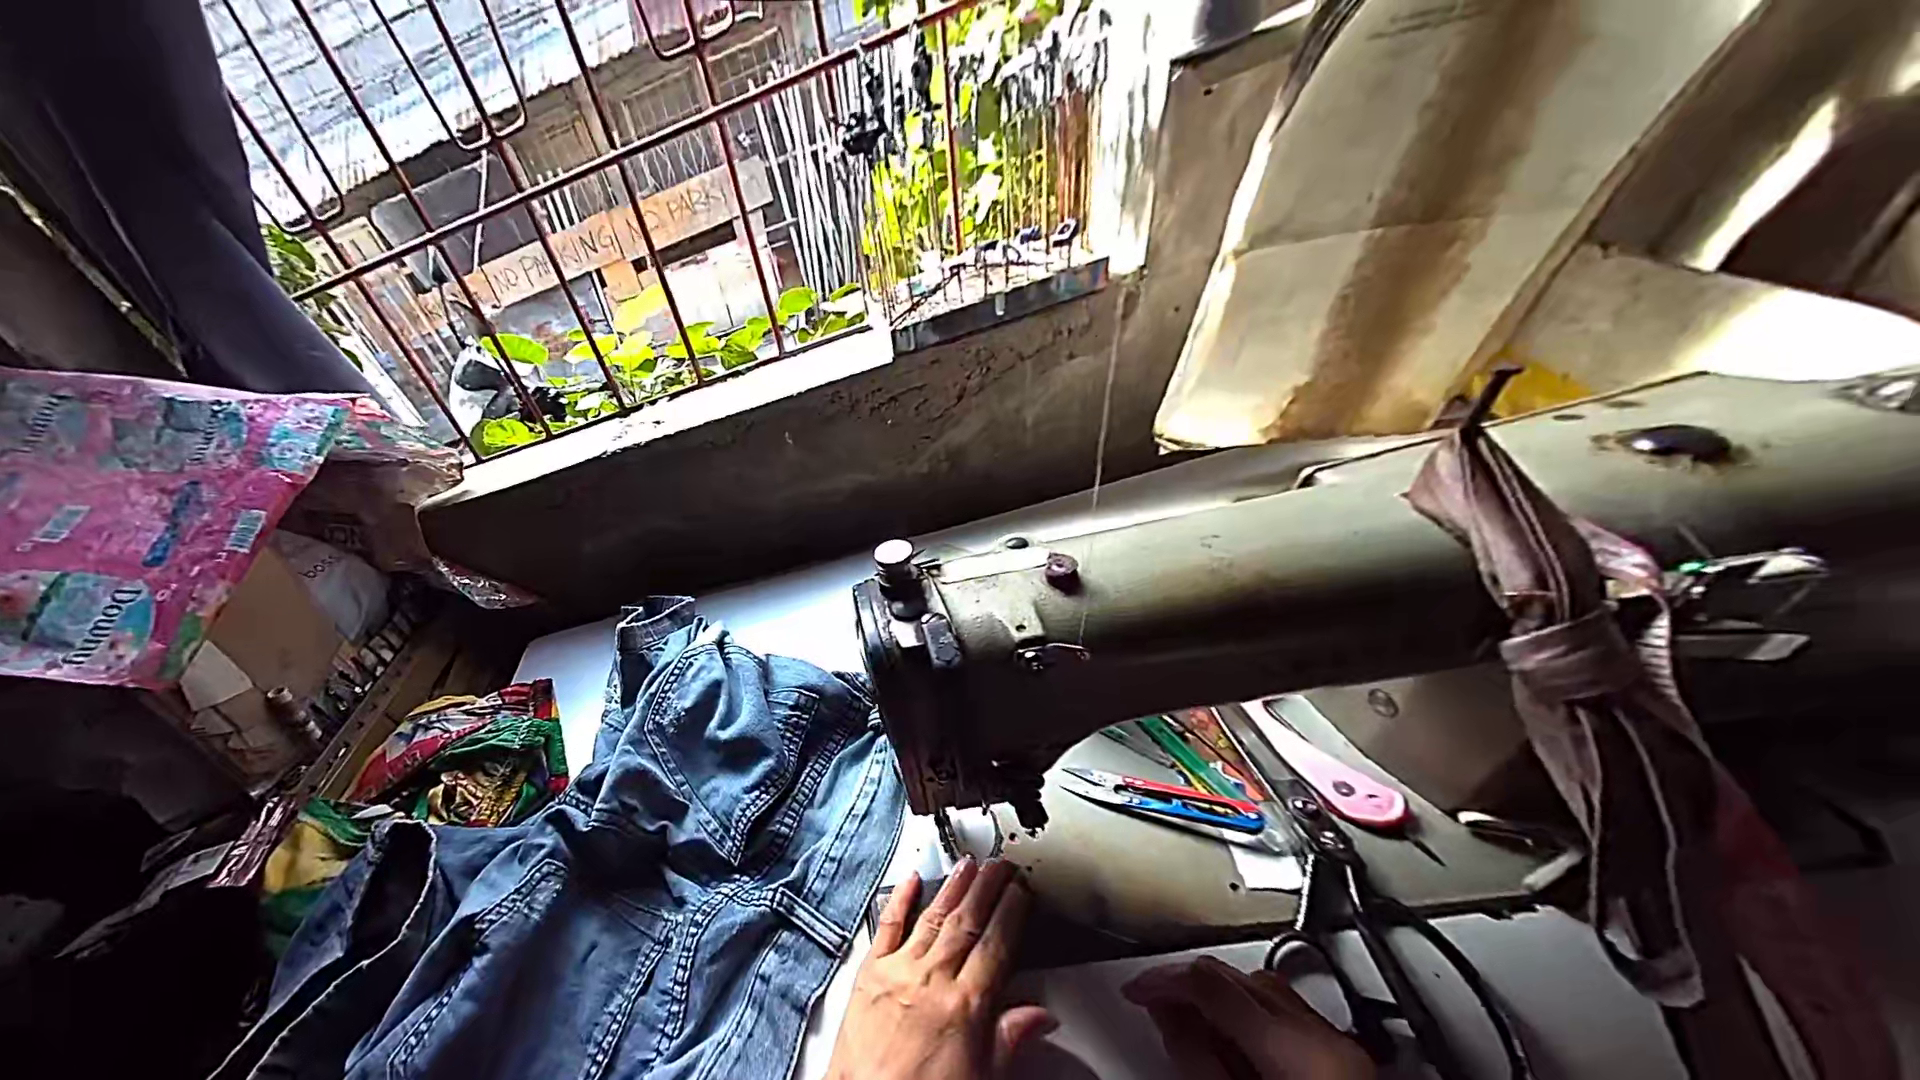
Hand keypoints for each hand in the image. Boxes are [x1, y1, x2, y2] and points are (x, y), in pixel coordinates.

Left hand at [824, 857, 1055, 1079]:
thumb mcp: (980, 1079)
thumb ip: (1010, 1039)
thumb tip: (1041, 1015)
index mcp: (965, 1006)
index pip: (997, 943)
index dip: (1012, 911)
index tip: (1021, 891)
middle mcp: (933, 980)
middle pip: (969, 920)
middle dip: (988, 887)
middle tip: (1001, 865)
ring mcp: (900, 971)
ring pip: (934, 916)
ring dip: (954, 886)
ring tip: (969, 865)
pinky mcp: (870, 973)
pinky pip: (888, 925)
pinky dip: (900, 899)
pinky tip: (911, 880)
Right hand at [1123, 956, 1375, 1079]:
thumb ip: (1199, 1062)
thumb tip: (1166, 1015)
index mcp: (1294, 1049)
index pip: (1210, 983)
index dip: (1163, 978)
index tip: (1136, 989)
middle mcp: (1324, 1037)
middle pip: (1236, 978)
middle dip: (1188, 984)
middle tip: (1154, 1003)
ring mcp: (1342, 1047)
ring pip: (1261, 989)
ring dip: (1218, 996)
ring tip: (1188, 1022)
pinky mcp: (1349, 1060)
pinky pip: (1286, 1013)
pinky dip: (1249, 1015)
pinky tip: (1231, 1037)